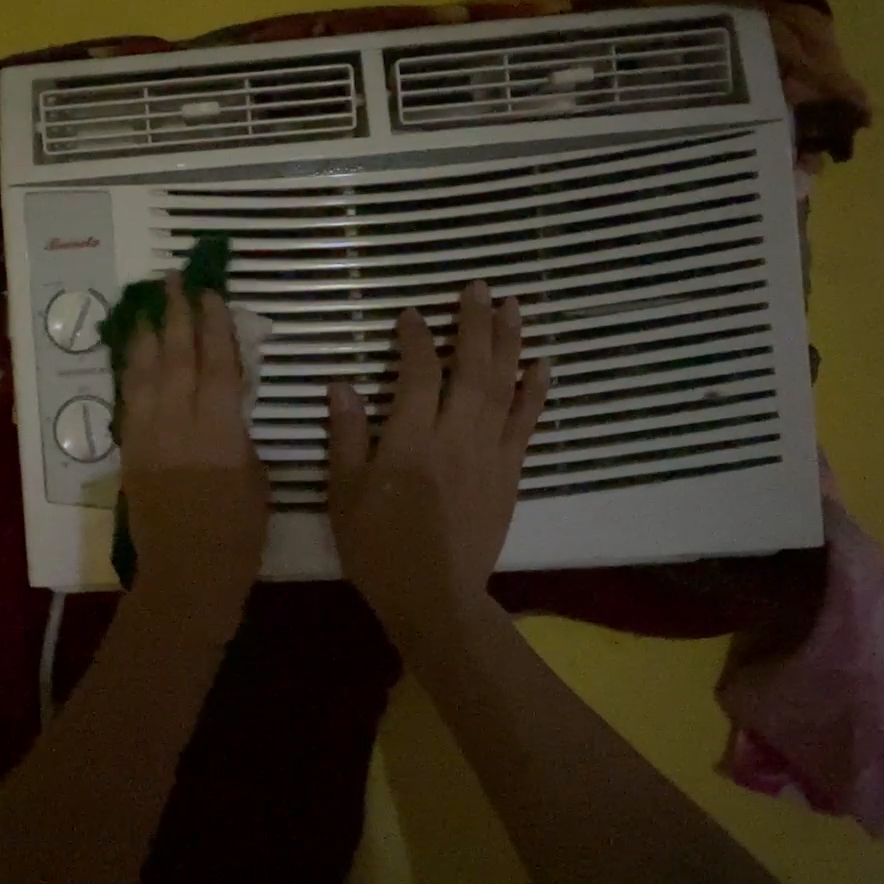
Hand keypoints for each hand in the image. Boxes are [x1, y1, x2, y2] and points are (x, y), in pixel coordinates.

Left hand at [119, 273, 269, 633]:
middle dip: (175, 314)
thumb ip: (240, 434)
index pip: (217, 362)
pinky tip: (132, 355)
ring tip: (145, 305)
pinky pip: (128, 400)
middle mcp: (180, 422)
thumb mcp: (257, 477)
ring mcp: (150, 434)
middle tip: (171, 279)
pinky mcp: (130, 451)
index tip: (209, 292)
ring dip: (145, 335)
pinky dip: (129, 372)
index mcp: (221, 429)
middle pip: (176, 356)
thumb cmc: (238, 533)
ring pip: (144, 373)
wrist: (187, 574)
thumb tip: (229, 406)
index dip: (213, 323)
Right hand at [326, 281, 550, 633]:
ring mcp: (489, 453)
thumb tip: (342, 383)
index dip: (416, 338)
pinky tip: (541, 364)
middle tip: (478, 287)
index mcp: (410, 440)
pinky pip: (526, 423)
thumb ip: (346, 436)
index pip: (418, 372)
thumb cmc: (379, 546)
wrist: (434, 597)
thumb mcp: (344, 493)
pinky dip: (535, 391)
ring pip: (503, 386)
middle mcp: (455, 437)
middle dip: (475, 322)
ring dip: (509, 342)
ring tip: (513, 306)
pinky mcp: (510, 473)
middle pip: (471, 367)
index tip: (411, 315)